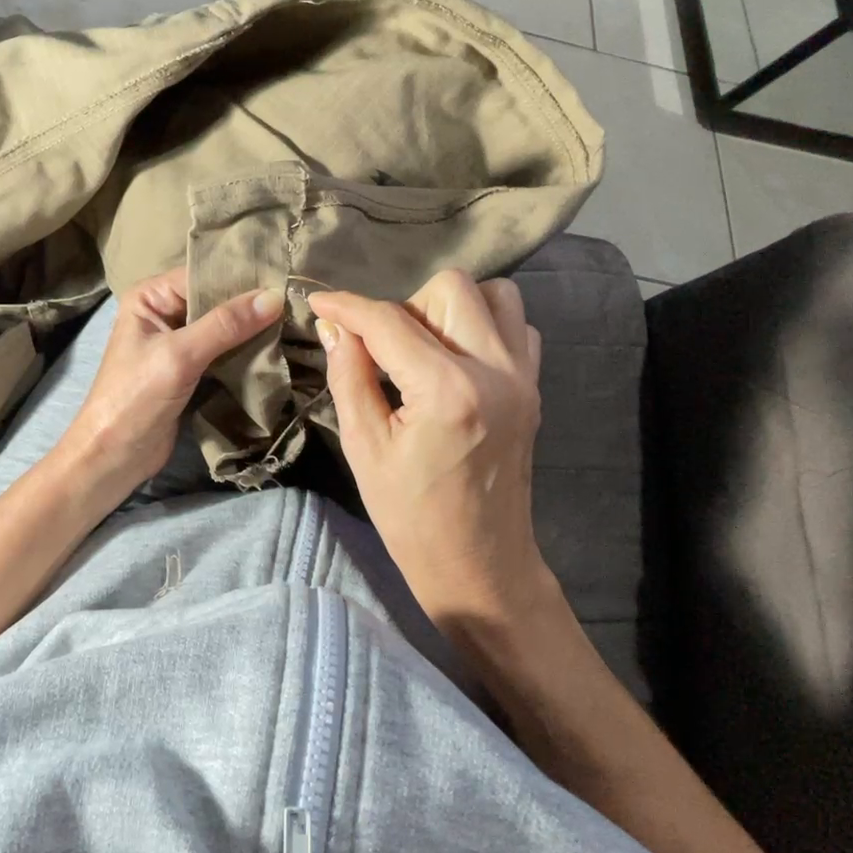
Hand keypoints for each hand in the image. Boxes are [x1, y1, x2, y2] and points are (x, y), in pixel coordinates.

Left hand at [61, 267, 284, 497]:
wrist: (114, 456)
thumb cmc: (135, 398)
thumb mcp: (180, 356)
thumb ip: (225, 325)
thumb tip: (274, 297)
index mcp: (149, 298)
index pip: (201, 275)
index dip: (240, 276)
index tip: (284, 275)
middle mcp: (163, 313)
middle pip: (215, 300)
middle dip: (251, 304)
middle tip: (299, 300)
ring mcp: (177, 344)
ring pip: (223, 328)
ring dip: (252, 330)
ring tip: (295, 322)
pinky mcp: (190, 371)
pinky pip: (223, 352)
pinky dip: (245, 352)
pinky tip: (277, 349)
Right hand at [307, 270, 549, 629]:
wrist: (480, 564)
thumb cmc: (411, 516)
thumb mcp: (364, 448)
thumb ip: (349, 376)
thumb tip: (334, 327)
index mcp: (447, 391)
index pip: (389, 321)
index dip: (347, 306)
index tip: (318, 302)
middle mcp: (496, 371)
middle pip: (449, 288)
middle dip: (404, 306)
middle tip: (381, 348)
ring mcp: (523, 377)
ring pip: (493, 295)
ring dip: (449, 308)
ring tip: (422, 348)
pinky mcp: (534, 387)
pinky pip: (516, 326)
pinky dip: (483, 326)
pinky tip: (456, 360)